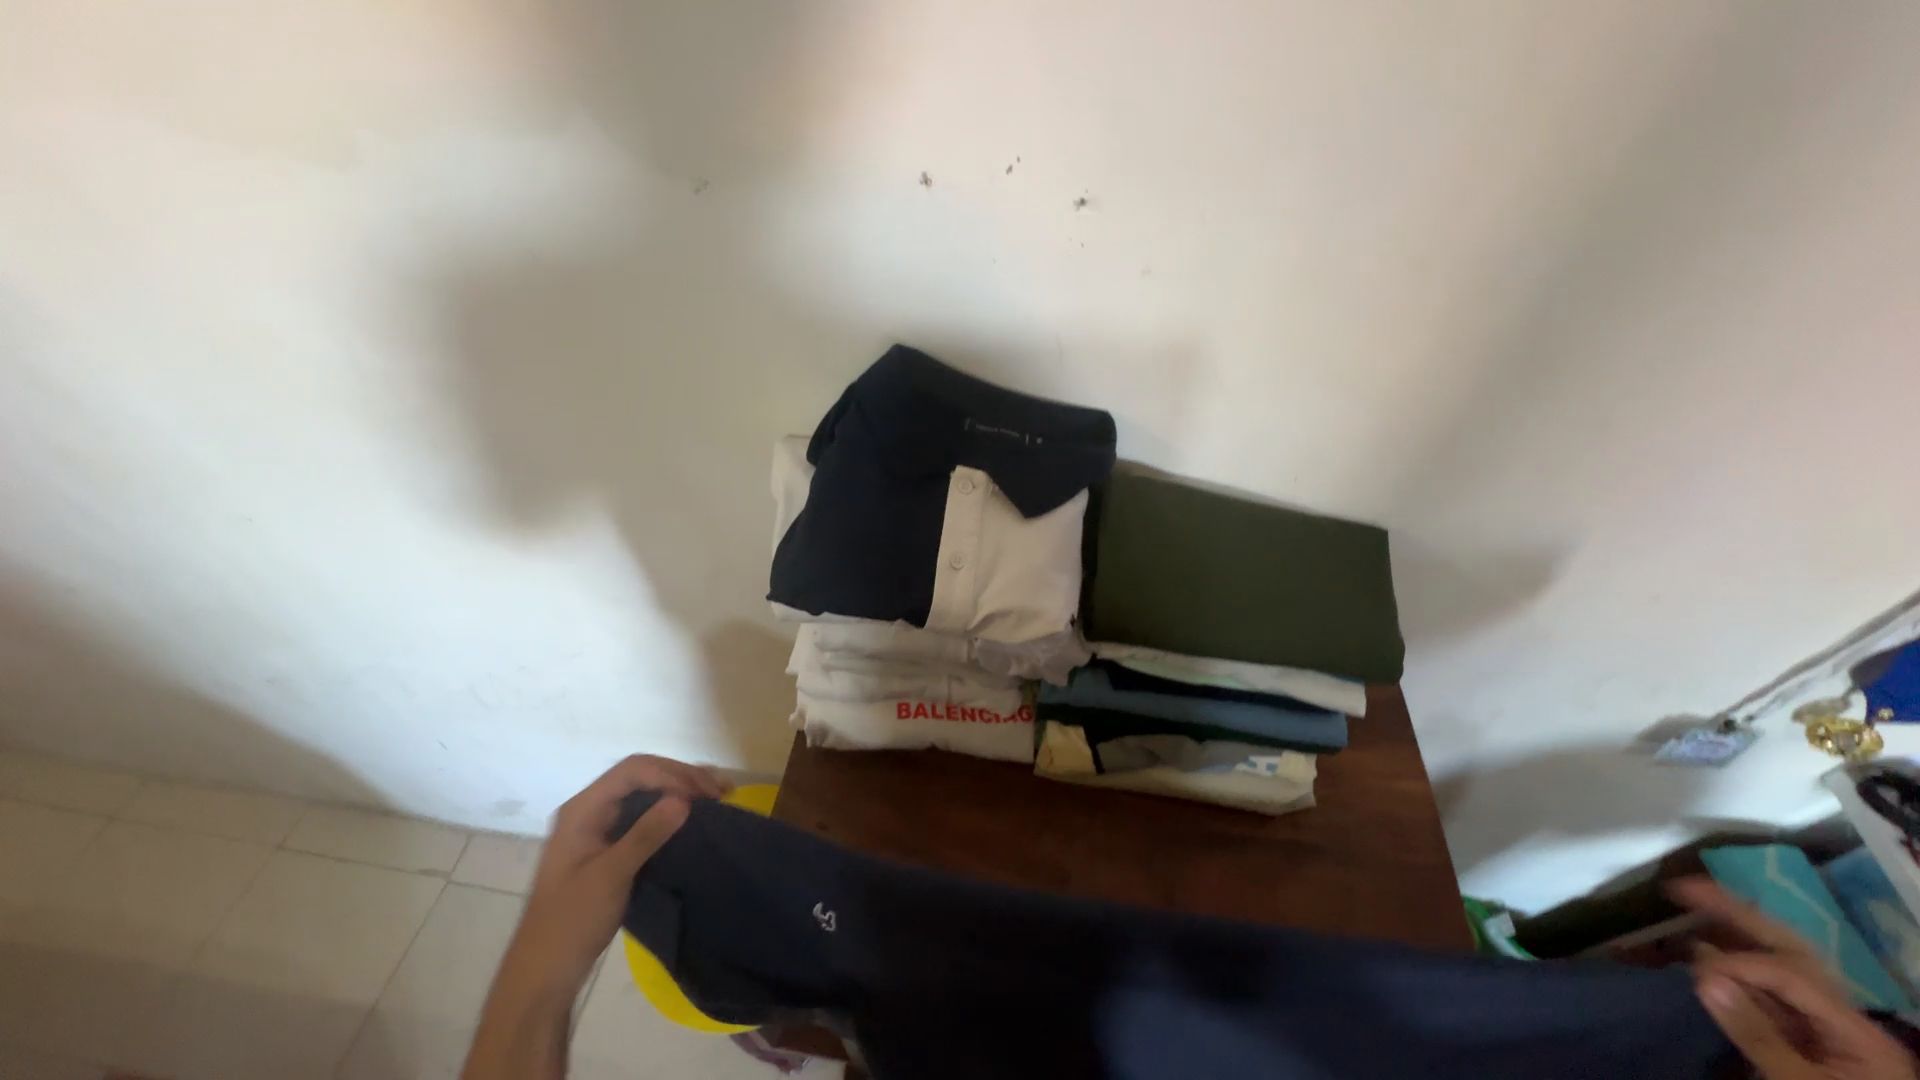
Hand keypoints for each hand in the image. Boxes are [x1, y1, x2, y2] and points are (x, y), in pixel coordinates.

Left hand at [504, 755, 728, 999]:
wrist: (546, 971)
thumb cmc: (572, 922)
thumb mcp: (611, 877)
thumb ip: (645, 835)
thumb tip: (684, 799)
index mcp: (582, 809)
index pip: (632, 771)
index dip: (671, 776)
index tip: (704, 796)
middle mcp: (589, 809)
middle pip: (641, 774)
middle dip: (681, 778)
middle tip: (720, 793)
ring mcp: (599, 826)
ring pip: (645, 792)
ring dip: (681, 790)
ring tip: (718, 796)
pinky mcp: (610, 844)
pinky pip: (645, 814)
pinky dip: (672, 810)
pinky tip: (695, 814)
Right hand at [1672, 878, 1916, 1079]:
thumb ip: (1758, 1035)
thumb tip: (1703, 978)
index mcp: (1854, 1027)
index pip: (1788, 973)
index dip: (1737, 965)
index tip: (1696, 977)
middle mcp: (1843, 1012)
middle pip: (1791, 948)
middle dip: (1738, 913)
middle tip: (1683, 887)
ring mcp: (1826, 1022)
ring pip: (1779, 961)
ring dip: (1733, 930)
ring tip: (1687, 903)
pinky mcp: (1807, 1033)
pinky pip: (1769, 986)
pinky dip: (1734, 961)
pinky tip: (1703, 948)